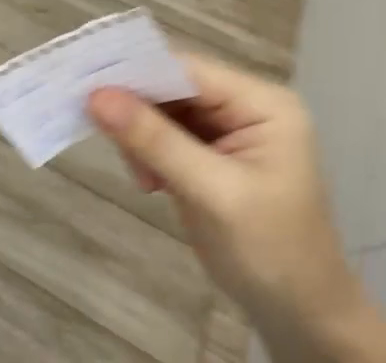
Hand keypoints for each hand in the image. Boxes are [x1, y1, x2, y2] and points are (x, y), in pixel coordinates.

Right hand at [87, 56, 385, 362]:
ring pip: (156, 108)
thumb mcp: (213, 192)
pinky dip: (143, 151)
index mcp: (262, 104)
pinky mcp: (204, 152)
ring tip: (143, 178)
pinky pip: (158, 132)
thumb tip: (94, 95)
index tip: (84, 87)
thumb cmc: (272, 251)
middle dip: (133, 111)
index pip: (184, 69)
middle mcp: (243, 106)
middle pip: (166, 85)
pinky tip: (149, 182)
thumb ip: (155, 140)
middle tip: (110, 141)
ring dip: (137, 137)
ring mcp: (224, 129)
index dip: (132, 73)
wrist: (301, 315)